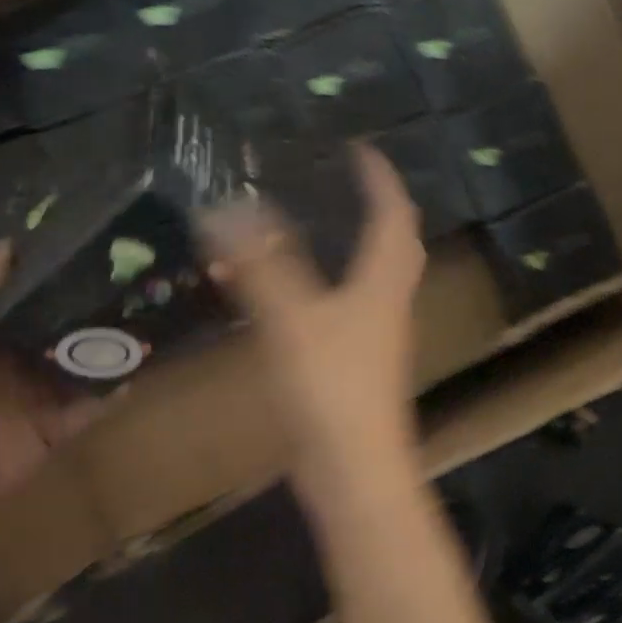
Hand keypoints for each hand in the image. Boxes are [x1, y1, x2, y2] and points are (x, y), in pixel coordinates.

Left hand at [0, 243, 105, 528]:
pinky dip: (109, 396)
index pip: (27, 309)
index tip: (85, 262)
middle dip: (88, 321)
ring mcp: (38, 403)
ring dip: (105, 356)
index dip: (53, 288)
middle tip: (126, 294)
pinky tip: (132, 376)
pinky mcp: (54, 433)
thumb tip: (7, 245)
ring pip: (79, 373)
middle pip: (59, 340)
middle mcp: (16, 370)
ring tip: (140, 331)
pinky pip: (88, 411)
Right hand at [200, 143, 425, 465]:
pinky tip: (294, 302)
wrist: (355, 474)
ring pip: (372, 284)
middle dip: (376, 213)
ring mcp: (375, 344)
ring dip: (352, 252)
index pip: (392, 217)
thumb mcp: (292, 320)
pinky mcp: (356, 374)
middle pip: (394, 250)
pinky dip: (325, 294)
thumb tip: (227, 207)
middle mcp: (388, 309)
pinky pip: (345, 317)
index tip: (360, 148)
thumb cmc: (331, 390)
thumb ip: (260, 265)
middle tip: (344, 187)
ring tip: (318, 232)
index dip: (380, 179)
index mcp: (383, 286)